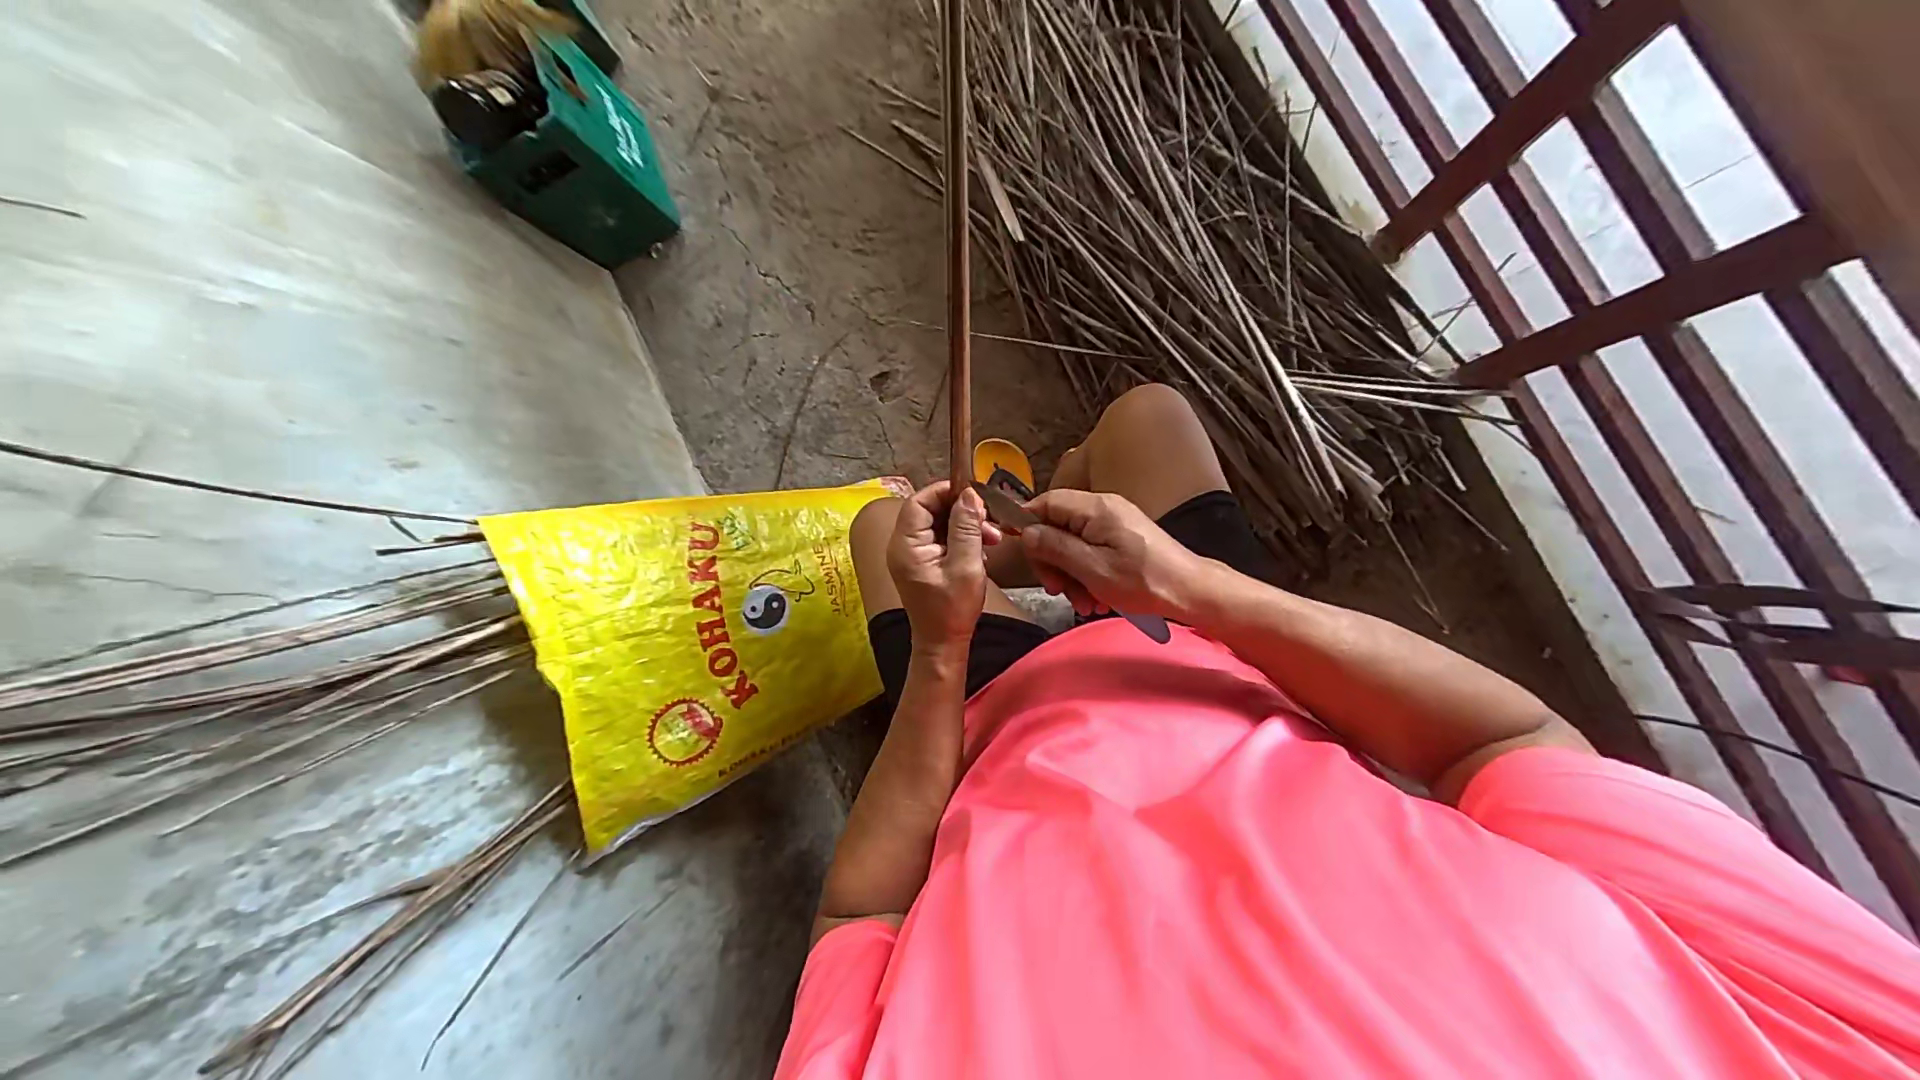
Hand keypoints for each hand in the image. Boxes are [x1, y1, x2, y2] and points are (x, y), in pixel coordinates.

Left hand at [886, 481, 1001, 654]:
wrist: (942, 644)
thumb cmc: (952, 610)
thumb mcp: (966, 565)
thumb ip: (966, 527)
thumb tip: (969, 495)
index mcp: (906, 545)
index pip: (919, 501)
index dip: (946, 492)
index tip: (974, 495)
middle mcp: (902, 546)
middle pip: (929, 510)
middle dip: (961, 511)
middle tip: (988, 520)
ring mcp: (911, 554)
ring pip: (938, 523)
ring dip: (965, 525)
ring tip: (991, 538)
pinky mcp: (921, 562)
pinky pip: (940, 538)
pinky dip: (961, 538)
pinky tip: (981, 549)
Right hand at [1018, 489, 1211, 619]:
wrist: (1193, 593)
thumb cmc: (1145, 581)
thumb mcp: (1091, 568)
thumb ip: (1054, 546)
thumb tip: (1026, 532)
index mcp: (1095, 508)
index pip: (1045, 502)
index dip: (1027, 526)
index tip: (1023, 555)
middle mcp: (1104, 508)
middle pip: (1056, 525)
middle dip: (1052, 561)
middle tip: (1058, 590)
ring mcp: (1114, 523)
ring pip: (1072, 543)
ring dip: (1070, 575)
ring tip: (1083, 603)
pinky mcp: (1123, 539)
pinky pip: (1091, 552)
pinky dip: (1087, 575)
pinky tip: (1095, 599)